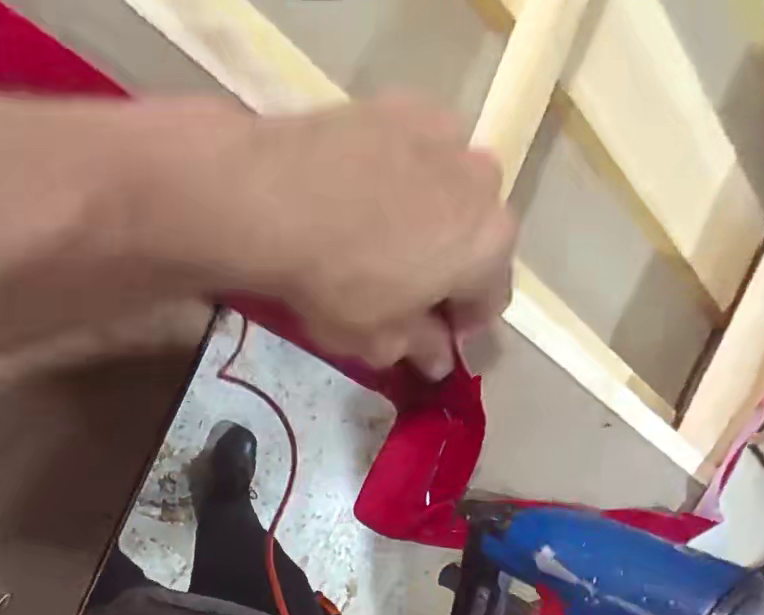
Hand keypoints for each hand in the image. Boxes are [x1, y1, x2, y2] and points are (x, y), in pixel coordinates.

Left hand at [142, 96, 515, 379]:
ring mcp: (446, 134)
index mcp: (489, 247)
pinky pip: (415, 153)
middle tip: (403, 286)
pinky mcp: (403, 104)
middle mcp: (484, 182)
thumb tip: (440, 360)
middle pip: (475, 238)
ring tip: (378, 234)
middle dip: (447, 266)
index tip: (431, 336)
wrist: (273, 198)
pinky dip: (400, 175)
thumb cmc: (337, 284)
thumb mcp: (377, 340)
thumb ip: (420, 349)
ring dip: (428, 215)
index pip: (490, 299)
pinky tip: (360, 193)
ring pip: (449, 190)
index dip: (461, 324)